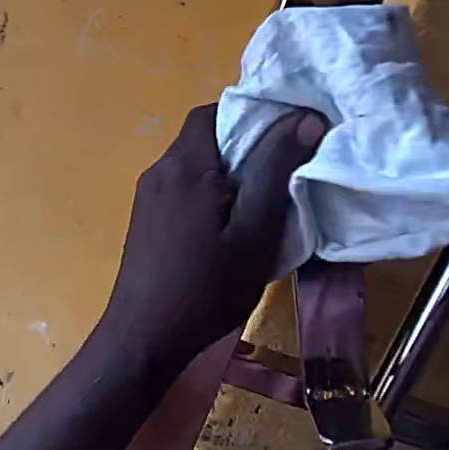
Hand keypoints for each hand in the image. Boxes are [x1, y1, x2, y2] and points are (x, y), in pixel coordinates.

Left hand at [97, 103, 325, 371]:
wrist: (144, 338)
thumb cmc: (206, 287)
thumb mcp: (255, 231)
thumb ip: (276, 170)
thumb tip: (304, 116)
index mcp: (186, 164)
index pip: (216, 110)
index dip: (253, 114)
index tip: (286, 136)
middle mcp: (160, 170)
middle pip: (205, 135)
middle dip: (244, 144)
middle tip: (281, 173)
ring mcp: (147, 195)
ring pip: (194, 162)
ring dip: (227, 170)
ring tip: (259, 200)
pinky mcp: (144, 218)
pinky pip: (182, 186)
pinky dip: (209, 189)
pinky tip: (227, 224)